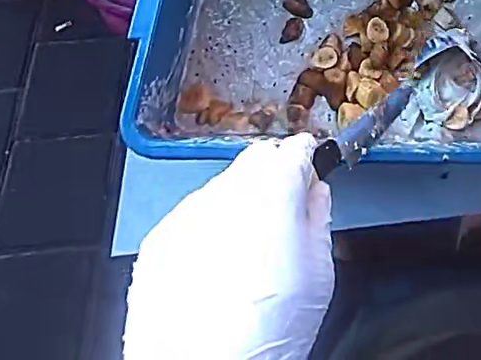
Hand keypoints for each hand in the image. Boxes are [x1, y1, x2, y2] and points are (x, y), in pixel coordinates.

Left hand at [125, 133, 332, 359]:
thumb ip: (320, 217)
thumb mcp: (319, 272)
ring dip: (240, 200)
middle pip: (258, 157)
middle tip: (282, 212)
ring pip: (225, 184)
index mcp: (276, 188)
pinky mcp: (159, 240)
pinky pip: (192, 214)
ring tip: (245, 249)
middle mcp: (231, 190)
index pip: (297, 147)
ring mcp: (191, 213)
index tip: (309, 179)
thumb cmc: (267, 332)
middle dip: (274, 174)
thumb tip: (317, 194)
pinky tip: (214, 266)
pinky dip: (207, 226)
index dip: (308, 161)